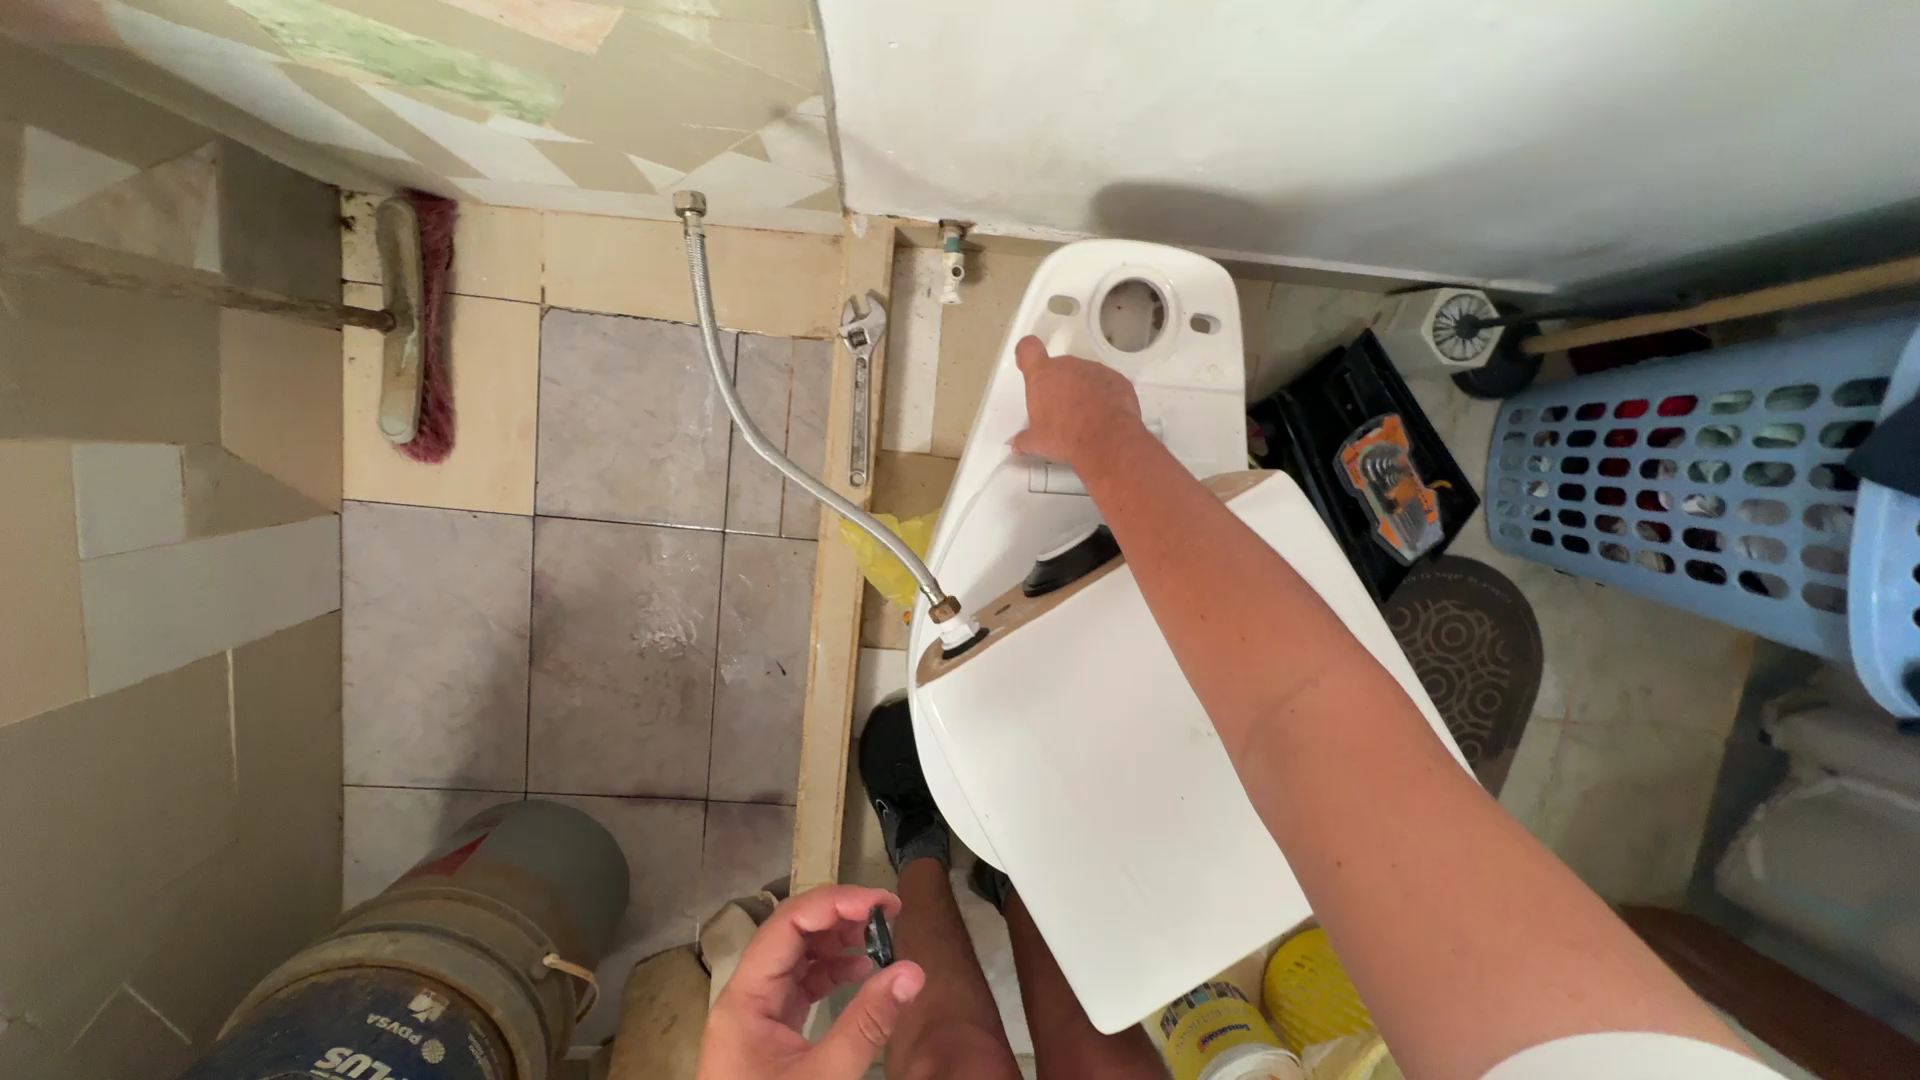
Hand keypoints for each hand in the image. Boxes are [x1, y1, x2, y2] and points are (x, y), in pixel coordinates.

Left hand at [695, 885, 925, 1079]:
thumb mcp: (824, 1078)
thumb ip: (868, 1023)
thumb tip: (914, 971)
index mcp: (745, 997)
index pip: (788, 924)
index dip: (834, 903)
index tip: (880, 904)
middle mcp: (747, 995)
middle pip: (793, 933)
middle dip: (841, 917)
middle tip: (889, 914)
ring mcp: (758, 1012)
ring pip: (799, 955)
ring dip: (840, 941)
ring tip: (882, 937)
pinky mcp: (772, 1030)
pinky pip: (803, 983)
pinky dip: (834, 971)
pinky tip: (865, 970)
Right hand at [1009, 336, 1143, 466]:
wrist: (1107, 441)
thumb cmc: (1065, 437)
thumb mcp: (1038, 442)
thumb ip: (1024, 439)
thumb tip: (1018, 444)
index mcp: (1043, 376)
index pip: (1028, 349)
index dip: (1028, 355)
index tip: (1031, 367)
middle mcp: (1068, 366)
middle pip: (1059, 367)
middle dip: (1059, 384)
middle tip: (1060, 410)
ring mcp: (1095, 370)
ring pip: (1083, 375)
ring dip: (1082, 390)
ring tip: (1084, 416)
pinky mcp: (1117, 379)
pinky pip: (1106, 383)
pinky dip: (1104, 396)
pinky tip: (1104, 417)